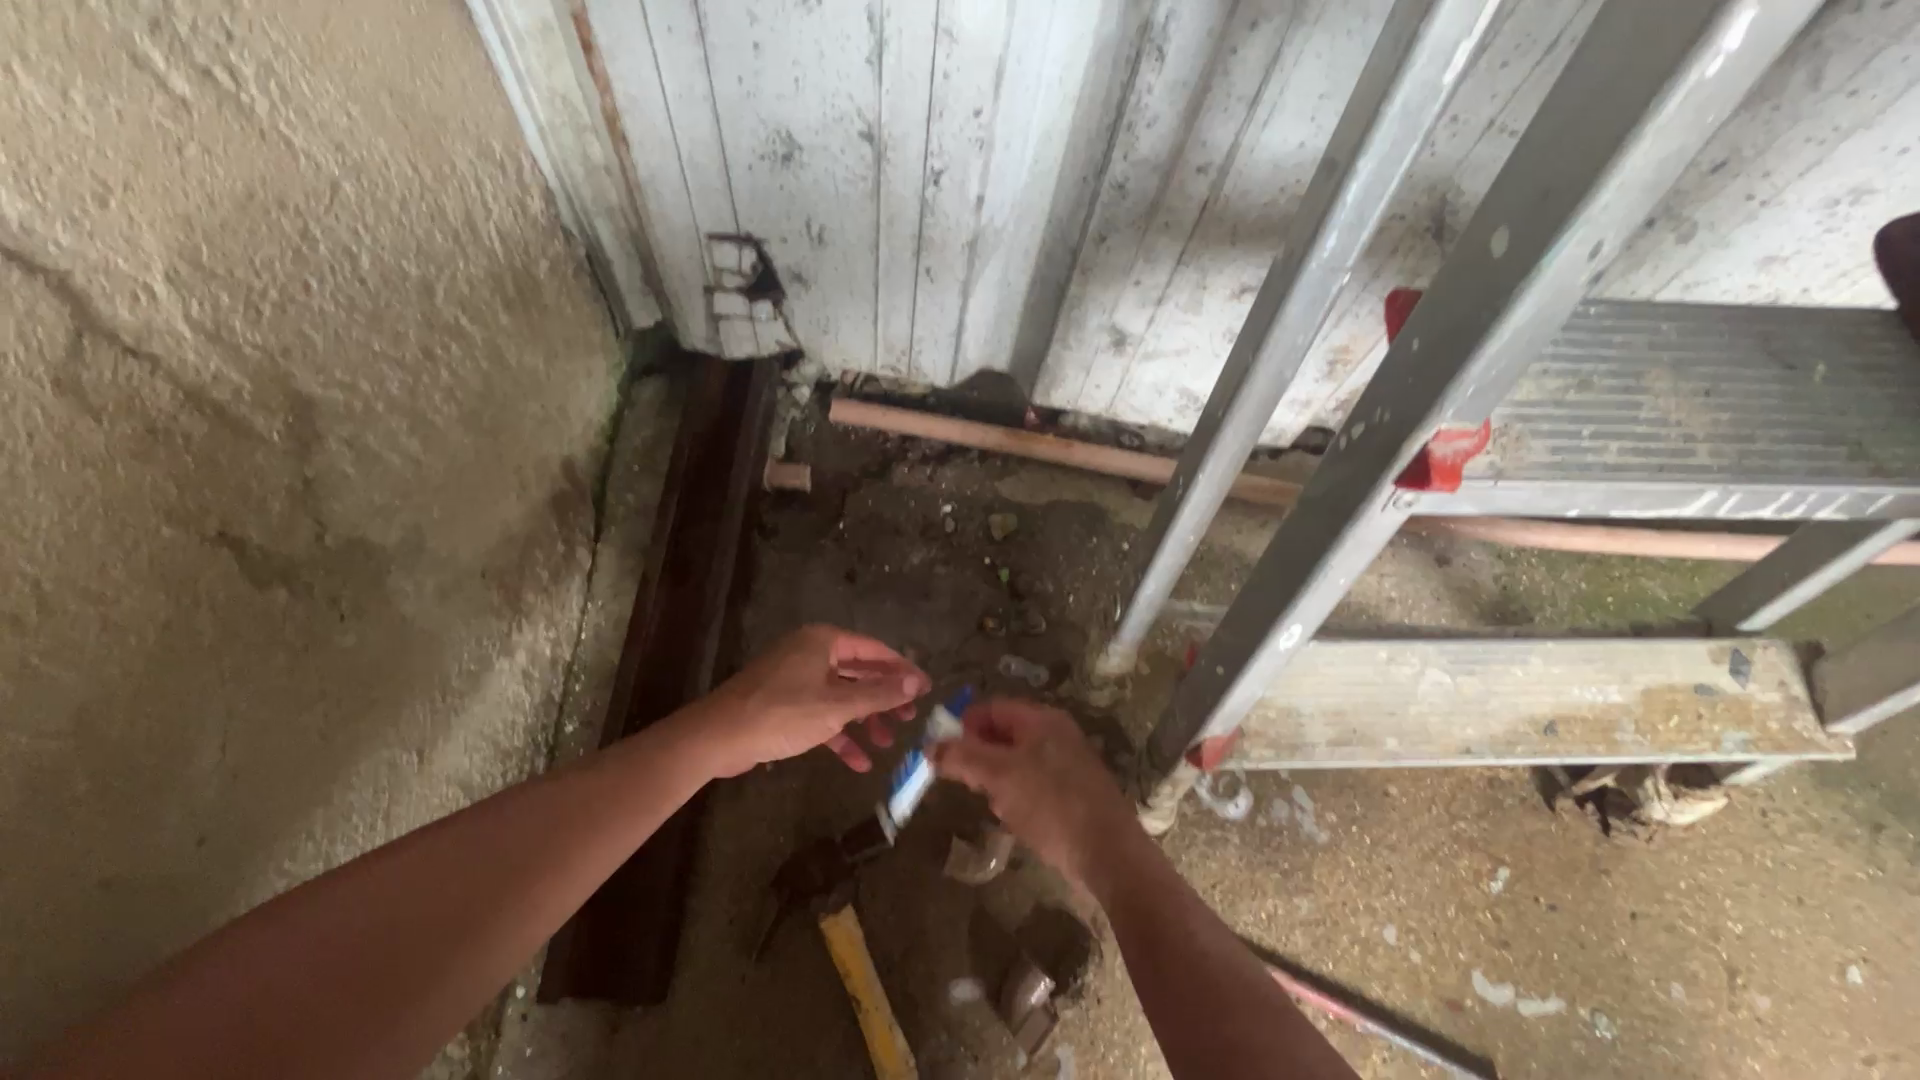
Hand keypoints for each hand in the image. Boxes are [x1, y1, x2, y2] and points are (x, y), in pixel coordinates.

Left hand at [691, 624, 929, 776]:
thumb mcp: (837, 706)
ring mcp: (796, 678)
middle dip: (885, 698)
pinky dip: (839, 734)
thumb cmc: (782, 713)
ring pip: (841, 696)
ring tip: (887, 743)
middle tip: (910, 719)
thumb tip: (916, 682)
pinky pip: (822, 713)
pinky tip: (858, 761)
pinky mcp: (785, 704)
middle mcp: (811, 653)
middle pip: (859, 672)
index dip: (903, 670)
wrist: (718, 737)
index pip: (875, 651)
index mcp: (824, 642)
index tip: (927, 689)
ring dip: (864, 719)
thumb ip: (878, 694)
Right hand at [932, 698, 1142, 894]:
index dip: (963, 725)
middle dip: (979, 758)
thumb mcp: (1000, 776)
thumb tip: (929, 747)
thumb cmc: (1052, 805)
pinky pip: (1033, 786)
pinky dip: (1017, 799)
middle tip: (967, 783)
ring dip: (997, 783)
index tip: (943, 754)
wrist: (1108, 853)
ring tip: (997, 806)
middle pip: (1002, 735)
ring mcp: (1067, 764)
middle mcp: (1056, 735)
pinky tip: (1018, 821)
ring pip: (1015, 763)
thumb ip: (962, 757)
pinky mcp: (1073, 793)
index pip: (991, 708)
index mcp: (1042, 720)